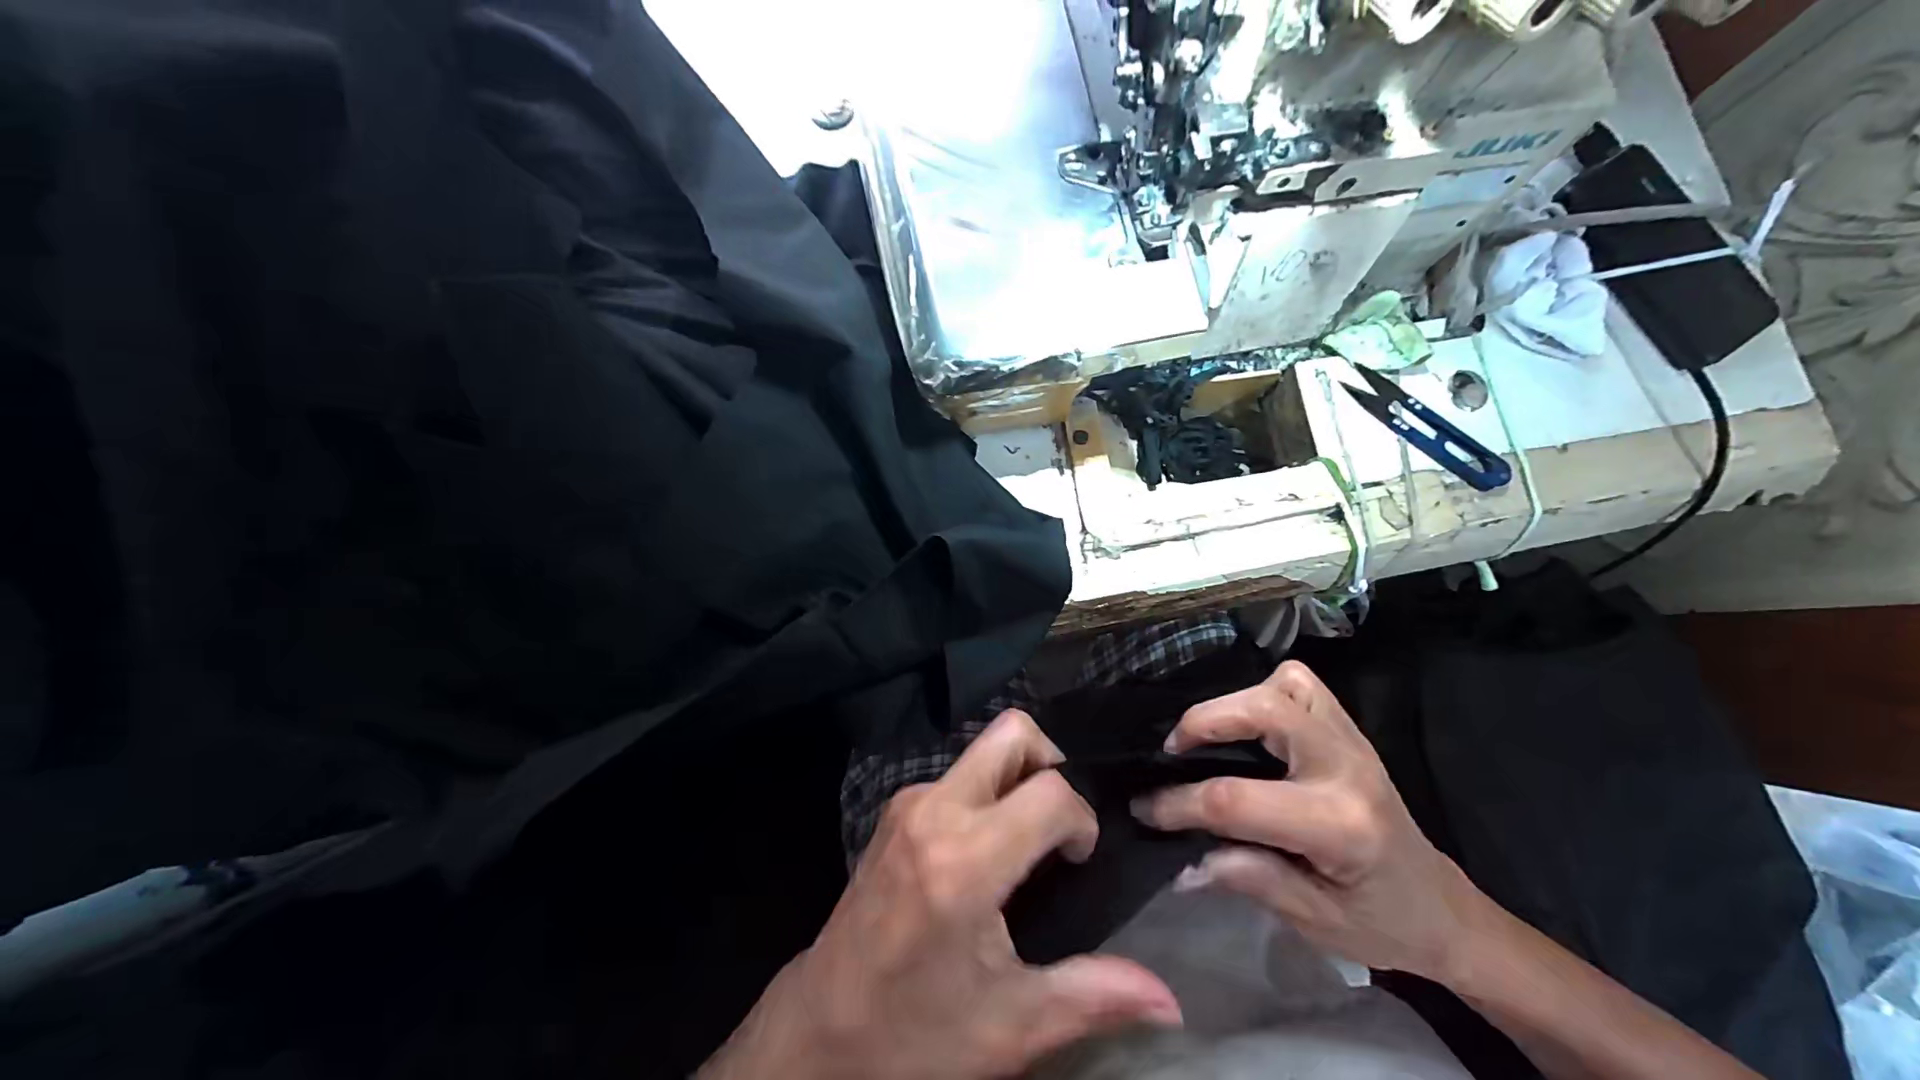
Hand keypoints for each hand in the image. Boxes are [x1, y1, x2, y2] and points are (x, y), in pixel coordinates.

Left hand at [699, 709, 1182, 1079]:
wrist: (820, 1029)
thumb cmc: (916, 1034)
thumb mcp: (1011, 1025)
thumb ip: (1095, 996)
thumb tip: (1171, 999)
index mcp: (965, 860)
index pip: (1051, 793)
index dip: (1083, 821)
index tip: (1080, 863)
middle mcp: (934, 811)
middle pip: (1012, 733)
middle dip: (1053, 763)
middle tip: (1061, 824)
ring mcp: (908, 803)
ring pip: (982, 750)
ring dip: (1018, 780)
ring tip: (1028, 842)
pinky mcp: (894, 811)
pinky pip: (957, 775)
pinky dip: (988, 794)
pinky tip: (988, 849)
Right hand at [1131, 660, 1496, 983]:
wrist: (1441, 909)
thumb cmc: (1379, 923)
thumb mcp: (1312, 921)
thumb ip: (1247, 879)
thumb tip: (1181, 862)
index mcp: (1339, 825)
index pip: (1236, 800)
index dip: (1179, 804)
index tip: (1145, 810)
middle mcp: (1346, 768)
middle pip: (1263, 712)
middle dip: (1202, 724)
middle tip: (1171, 753)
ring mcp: (1351, 741)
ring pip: (1283, 686)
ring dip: (1234, 703)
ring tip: (1207, 736)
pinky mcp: (1348, 730)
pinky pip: (1301, 684)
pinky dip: (1266, 692)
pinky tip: (1251, 723)